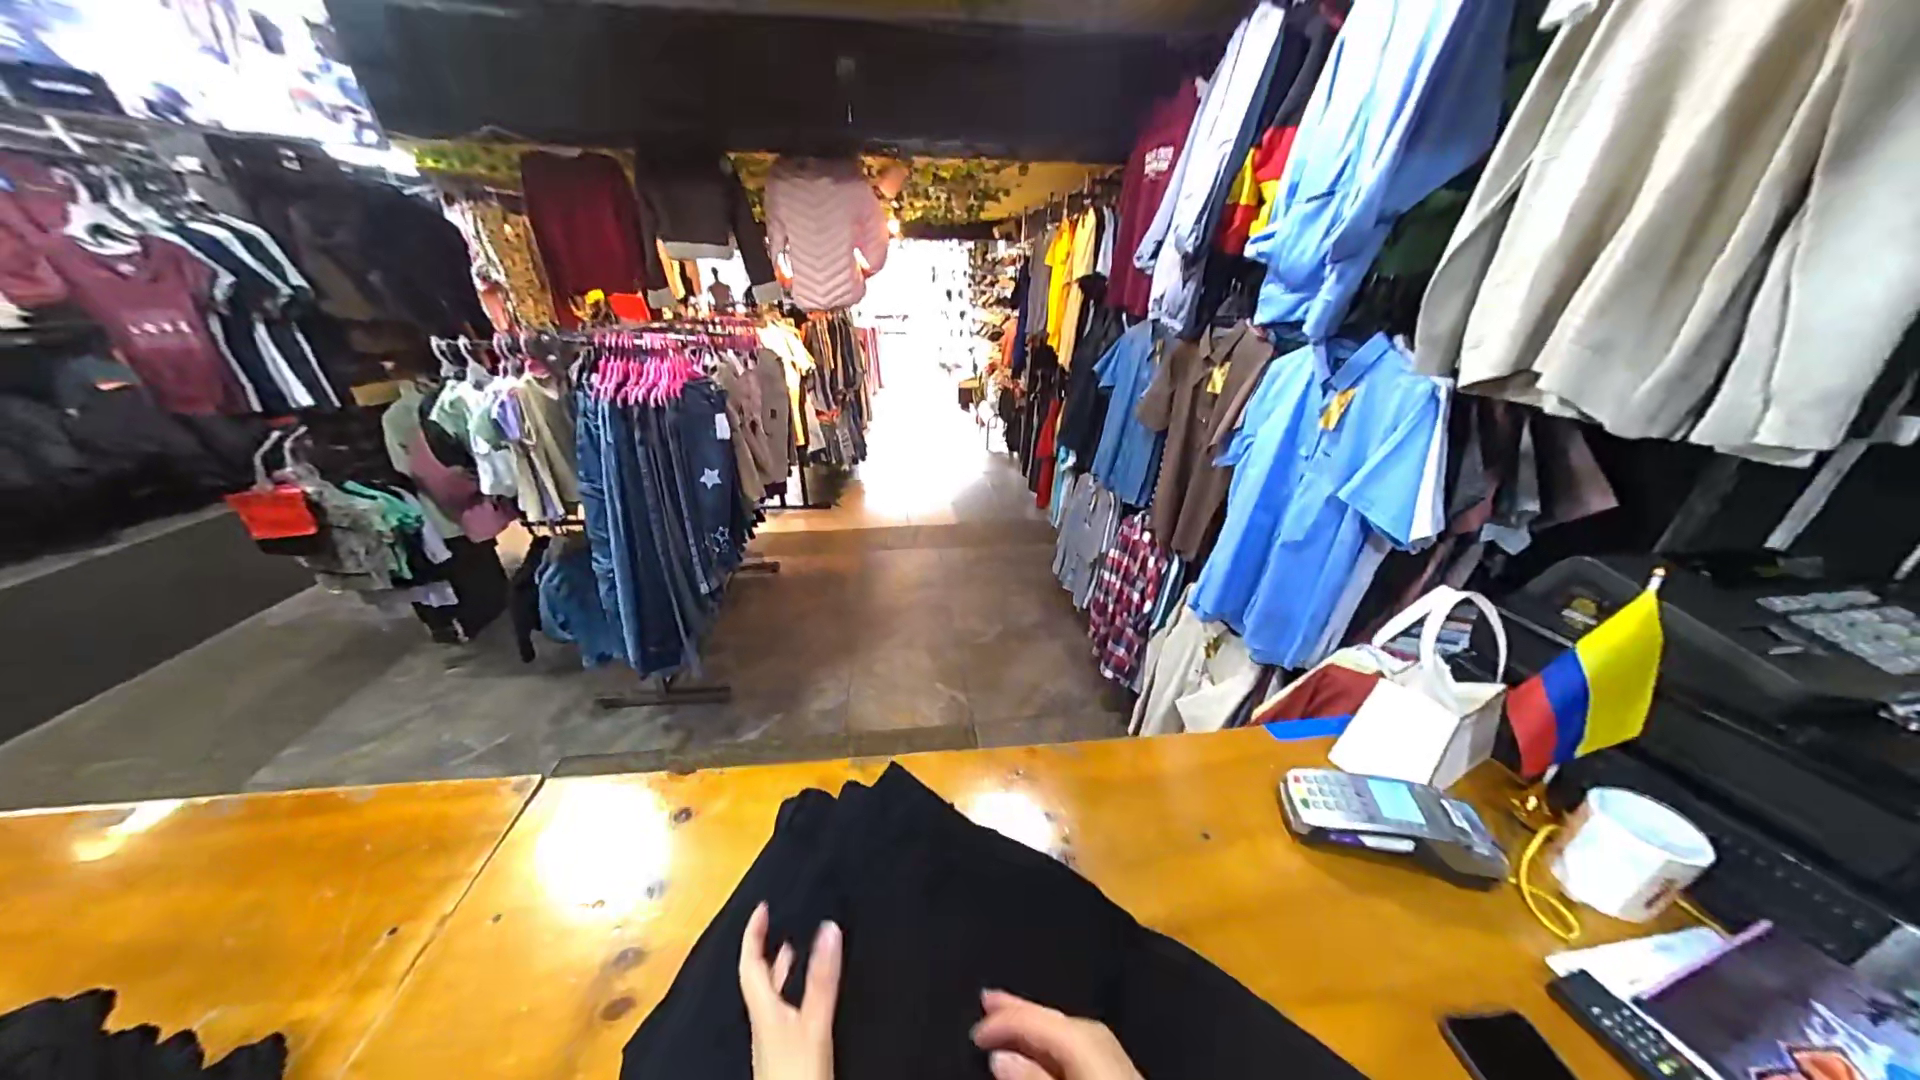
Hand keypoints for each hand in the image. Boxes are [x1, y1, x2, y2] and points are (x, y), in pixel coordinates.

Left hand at [738, 903, 842, 1079]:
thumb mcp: (814, 1022)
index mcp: (764, 1010)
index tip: (761, 908)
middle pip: (758, 980)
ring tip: (793, 951)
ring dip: (780, 971)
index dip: (753, 934)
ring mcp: (772, 1041)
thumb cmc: (798, 1074)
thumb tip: (828, 927)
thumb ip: (821, 978)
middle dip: (766, 950)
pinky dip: (791, 993)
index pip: (750, 964)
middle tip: (777, 924)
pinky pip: (782, 1011)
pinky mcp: (783, 1054)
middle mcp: (764, 1023)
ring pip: (771, 996)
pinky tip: (804, 999)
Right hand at [970, 990, 1144, 1079]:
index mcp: (1087, 1039)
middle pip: (1054, 1017)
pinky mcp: (1119, 1067)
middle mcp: (1101, 1037)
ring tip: (1008, 1016)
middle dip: (1020, 1008)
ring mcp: (1115, 1053)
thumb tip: (999, 1054)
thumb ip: (1034, 1078)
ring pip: (1066, 1028)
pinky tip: (1044, 1044)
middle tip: (986, 997)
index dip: (1004, 1017)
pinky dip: (1055, 1039)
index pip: (1039, 1019)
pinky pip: (1078, 1042)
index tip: (975, 1024)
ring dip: (1036, 1022)